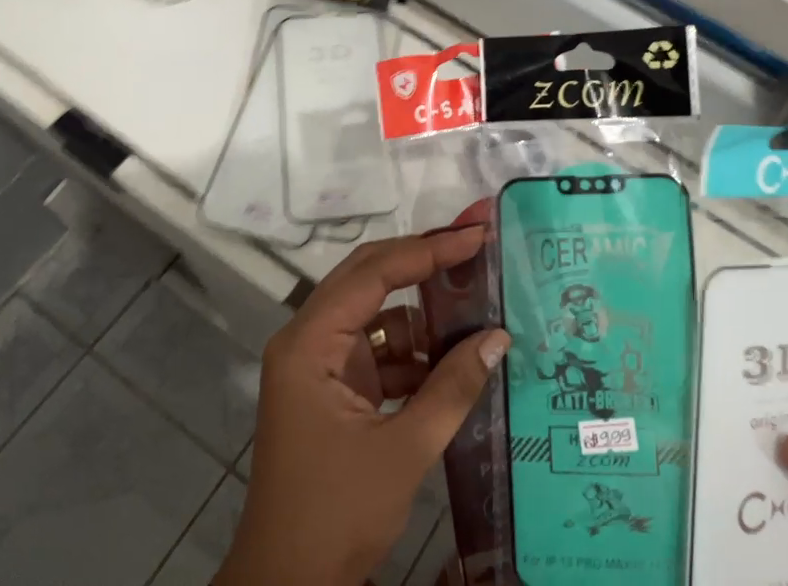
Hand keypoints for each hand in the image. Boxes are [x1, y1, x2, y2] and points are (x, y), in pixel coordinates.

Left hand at [216, 230, 511, 585]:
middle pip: (370, 283)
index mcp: (309, 344)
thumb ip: (453, 387)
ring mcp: (321, 369)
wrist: (288, 581)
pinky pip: (380, 357)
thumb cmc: (337, 511)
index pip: (371, 274)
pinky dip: (416, 360)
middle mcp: (309, 343)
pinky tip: (457, 368)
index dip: (425, 251)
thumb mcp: (404, 448)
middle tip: (476, 249)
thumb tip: (499, 337)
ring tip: (481, 317)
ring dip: (425, 323)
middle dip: (423, 267)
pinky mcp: (335, 394)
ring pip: (379, 321)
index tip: (474, 236)